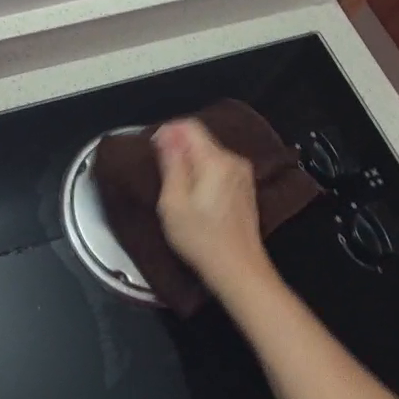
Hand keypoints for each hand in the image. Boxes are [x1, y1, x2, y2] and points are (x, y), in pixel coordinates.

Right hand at [153, 118, 269, 292]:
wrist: (240, 272)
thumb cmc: (202, 240)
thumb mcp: (173, 202)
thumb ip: (171, 163)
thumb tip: (166, 136)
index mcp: (215, 160)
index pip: (189, 126)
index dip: (168, 132)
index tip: (153, 149)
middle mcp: (233, 161)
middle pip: (200, 139)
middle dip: (178, 148)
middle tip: (161, 172)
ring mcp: (243, 175)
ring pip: (209, 154)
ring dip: (190, 162)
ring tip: (176, 187)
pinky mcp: (245, 189)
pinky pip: (219, 168)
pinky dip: (204, 173)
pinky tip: (195, 197)